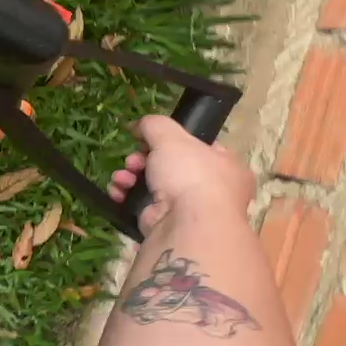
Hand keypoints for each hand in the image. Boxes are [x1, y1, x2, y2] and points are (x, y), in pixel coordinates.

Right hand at [108, 116, 254, 235]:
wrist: (187, 222)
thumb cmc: (190, 175)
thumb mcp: (171, 136)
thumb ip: (155, 124)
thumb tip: (140, 126)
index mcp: (226, 166)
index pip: (197, 147)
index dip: (171, 140)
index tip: (148, 139)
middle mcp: (212, 187)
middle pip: (166, 163)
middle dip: (140, 159)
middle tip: (133, 161)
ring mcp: (189, 206)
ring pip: (149, 181)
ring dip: (129, 175)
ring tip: (124, 177)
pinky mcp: (166, 220)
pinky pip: (140, 200)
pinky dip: (125, 194)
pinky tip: (120, 191)